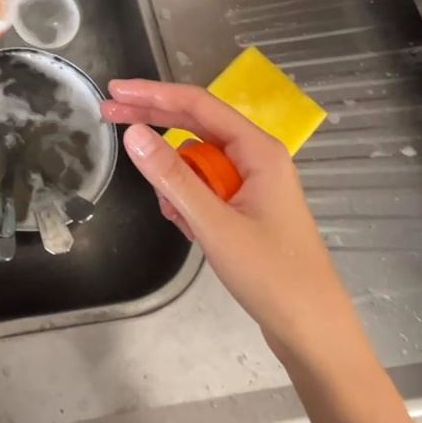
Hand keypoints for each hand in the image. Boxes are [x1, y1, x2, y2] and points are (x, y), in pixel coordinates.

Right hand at [102, 80, 355, 358]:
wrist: (314, 333)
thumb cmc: (272, 275)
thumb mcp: (214, 223)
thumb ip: (171, 176)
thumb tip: (132, 132)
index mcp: (258, 150)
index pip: (197, 105)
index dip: (153, 93)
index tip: (115, 90)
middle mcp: (255, 158)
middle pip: (194, 125)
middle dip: (153, 122)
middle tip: (108, 114)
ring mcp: (251, 183)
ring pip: (196, 162)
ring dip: (175, 180)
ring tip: (173, 215)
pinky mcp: (245, 208)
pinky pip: (203, 188)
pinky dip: (187, 200)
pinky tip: (186, 226)